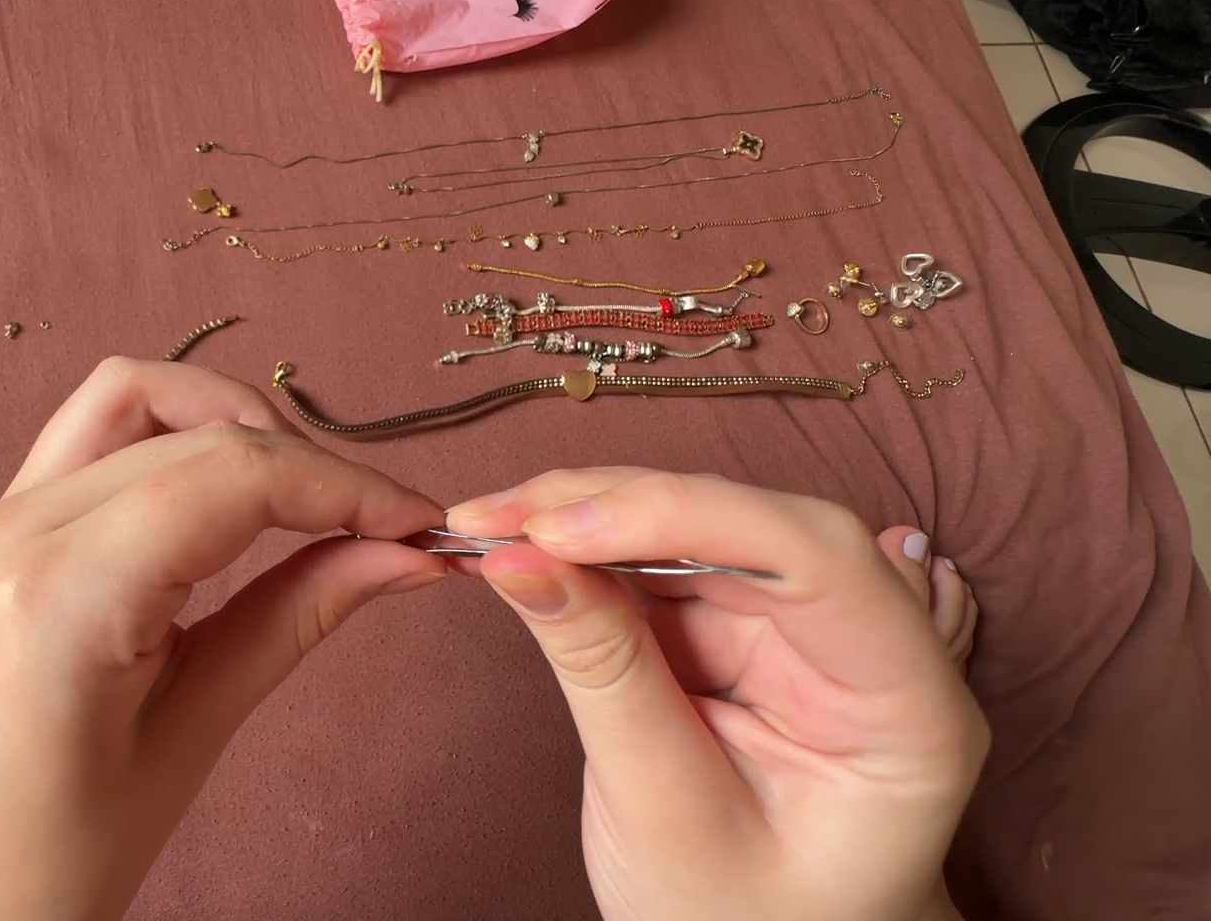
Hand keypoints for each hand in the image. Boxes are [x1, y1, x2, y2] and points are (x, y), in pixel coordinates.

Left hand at [0, 358, 445, 919]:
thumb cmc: (81, 833)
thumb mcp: (206, 722)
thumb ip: (306, 610)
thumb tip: (410, 552)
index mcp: (63, 596)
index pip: (229, 480)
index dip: (339, 484)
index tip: (415, 517)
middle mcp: (21, 526)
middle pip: (198, 431)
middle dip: (305, 460)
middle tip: (375, 515)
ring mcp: (7, 508)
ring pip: (143, 393)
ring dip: (236, 418)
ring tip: (297, 488)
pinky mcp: (14, 508)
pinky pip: (109, 422)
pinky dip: (184, 426)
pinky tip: (226, 482)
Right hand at [448, 470, 987, 920]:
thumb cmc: (738, 914)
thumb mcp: (663, 806)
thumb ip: (599, 668)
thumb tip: (517, 557)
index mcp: (900, 702)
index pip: (811, 556)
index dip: (678, 515)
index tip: (554, 532)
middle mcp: (848, 636)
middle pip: (728, 517)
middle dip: (600, 503)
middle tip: (491, 518)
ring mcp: (778, 620)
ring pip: (671, 517)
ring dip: (568, 510)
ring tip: (482, 523)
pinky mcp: (715, 615)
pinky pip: (636, 550)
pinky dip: (566, 540)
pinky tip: (512, 538)